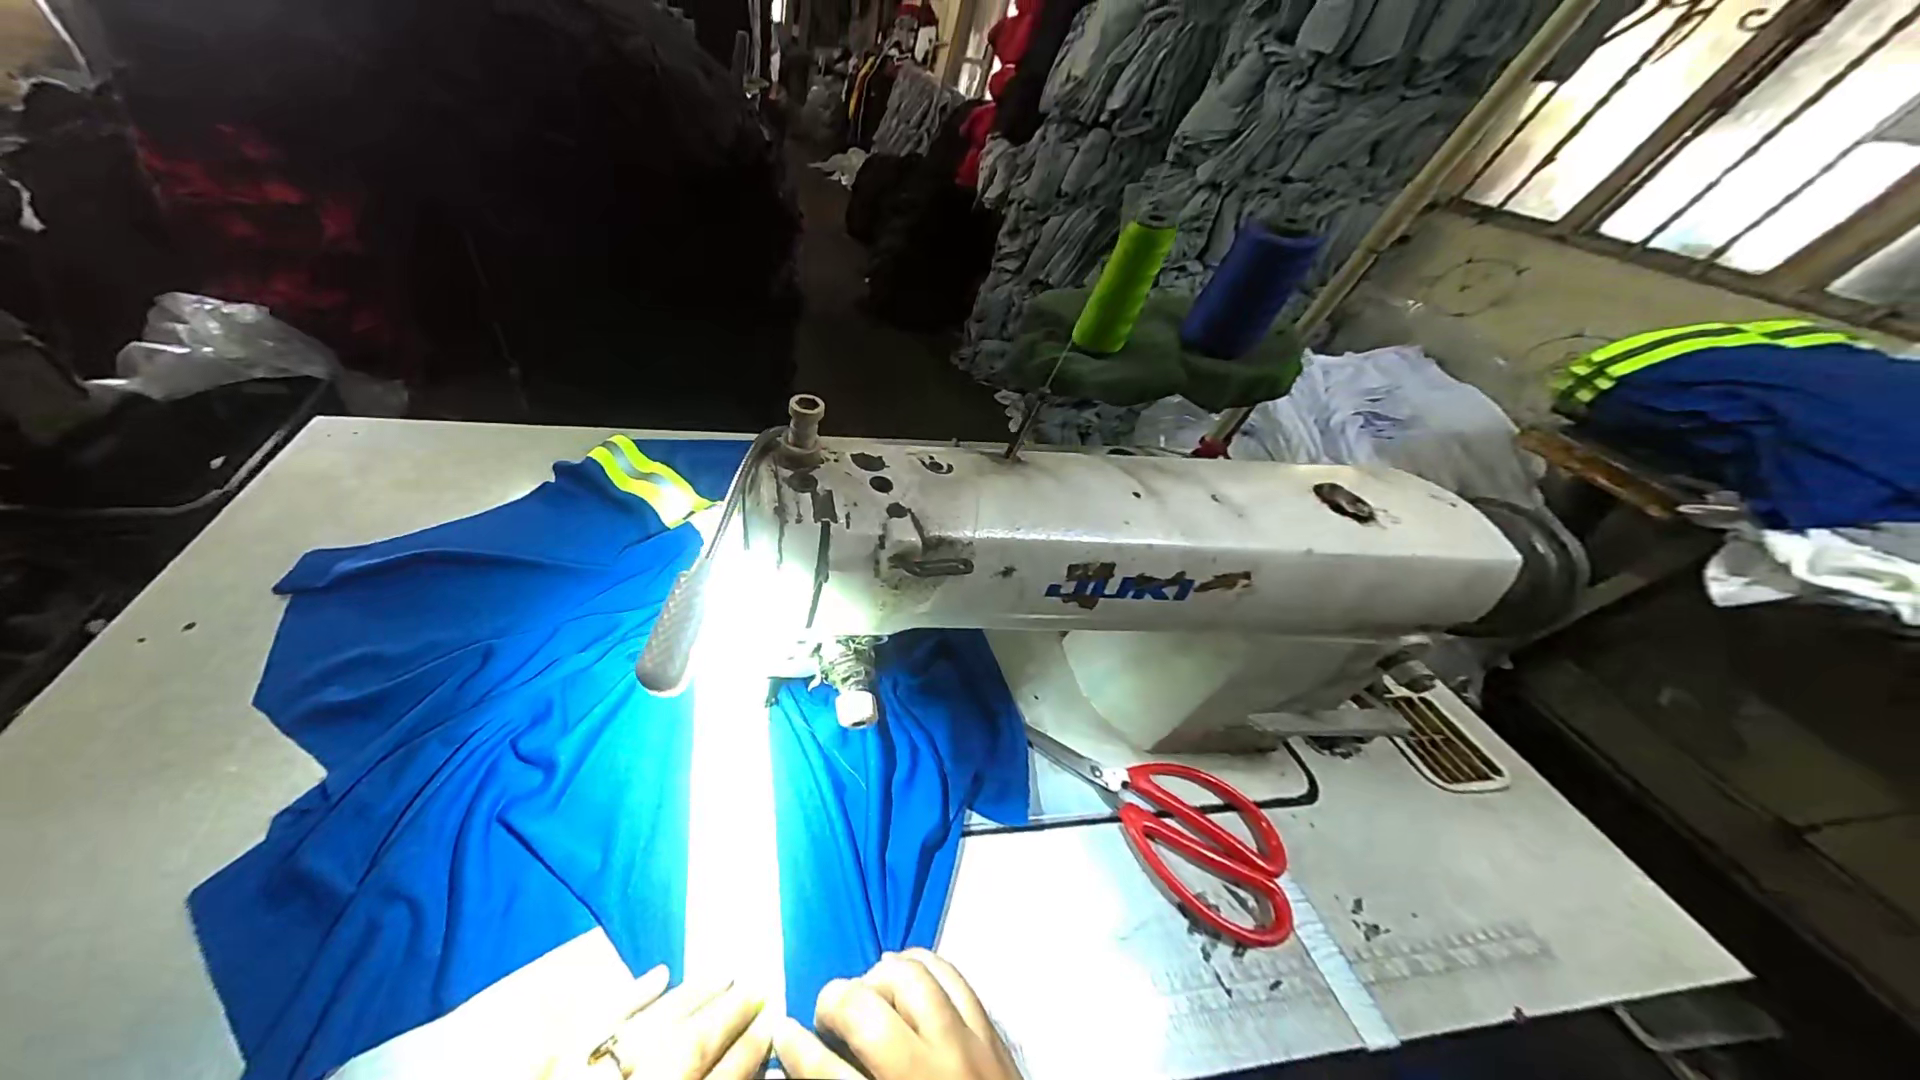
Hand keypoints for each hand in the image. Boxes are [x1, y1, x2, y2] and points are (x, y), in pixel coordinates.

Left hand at [575, 965, 770, 1079]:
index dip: (747, 1053)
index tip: (772, 1023)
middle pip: (686, 1048)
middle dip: (726, 1017)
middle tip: (758, 988)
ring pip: (649, 1028)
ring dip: (690, 999)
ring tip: (721, 975)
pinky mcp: (551, 1074)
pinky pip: (592, 1025)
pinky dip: (628, 997)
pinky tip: (658, 975)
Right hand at [772, 949, 1018, 1079]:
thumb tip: (806, 1065)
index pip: (830, 1076)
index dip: (799, 1050)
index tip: (783, 1031)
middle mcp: (930, 1074)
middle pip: (869, 1011)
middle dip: (837, 1000)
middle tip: (828, 1012)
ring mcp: (966, 1046)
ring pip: (912, 978)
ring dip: (880, 976)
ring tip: (867, 988)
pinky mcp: (991, 1031)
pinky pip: (953, 975)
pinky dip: (924, 963)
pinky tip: (906, 967)